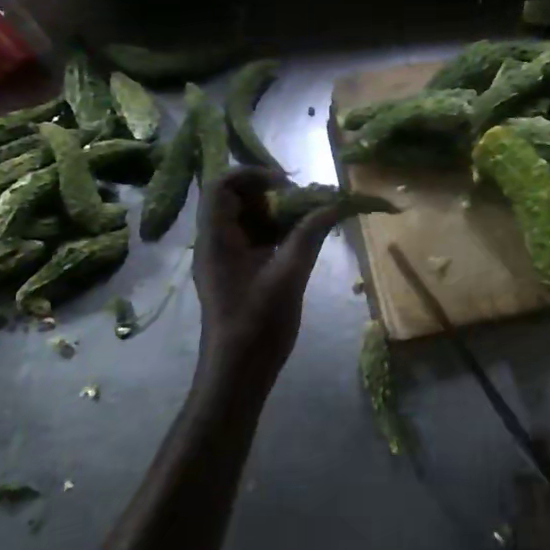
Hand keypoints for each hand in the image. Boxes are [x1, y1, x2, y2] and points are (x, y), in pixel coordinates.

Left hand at [193, 168, 344, 385]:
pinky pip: (252, 238)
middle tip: (301, 203)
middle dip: (269, 193)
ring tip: (306, 220)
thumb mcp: (288, 276)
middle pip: (234, 198)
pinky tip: (301, 241)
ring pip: (246, 218)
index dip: (252, 174)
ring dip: (275, 213)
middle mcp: (214, 242)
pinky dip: (275, 232)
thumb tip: (334, 202)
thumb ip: (310, 235)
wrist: (237, 375)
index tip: (287, 183)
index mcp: (215, 238)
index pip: (220, 185)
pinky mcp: (237, 273)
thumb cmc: (256, 326)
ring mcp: (225, 259)